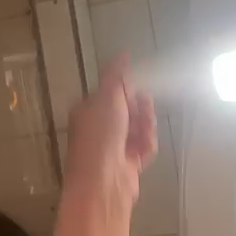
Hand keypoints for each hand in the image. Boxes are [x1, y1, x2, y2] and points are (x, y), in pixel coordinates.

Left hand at [63, 57, 157, 218]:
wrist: (104, 182)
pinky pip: (143, 147)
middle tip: (143, 110)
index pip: (111, 93)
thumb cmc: (100, 136)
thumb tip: (122, 52)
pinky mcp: (128, 164)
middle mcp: (99, 129)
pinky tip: (144, 150)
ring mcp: (113, 148)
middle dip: (139, 109)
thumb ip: (116, 76)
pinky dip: (146, 146)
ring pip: (138, 128)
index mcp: (88, 111)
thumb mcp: (107, 98)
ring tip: (143, 134)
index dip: (127, 91)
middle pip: (128, 110)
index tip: (138, 90)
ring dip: (145, 127)